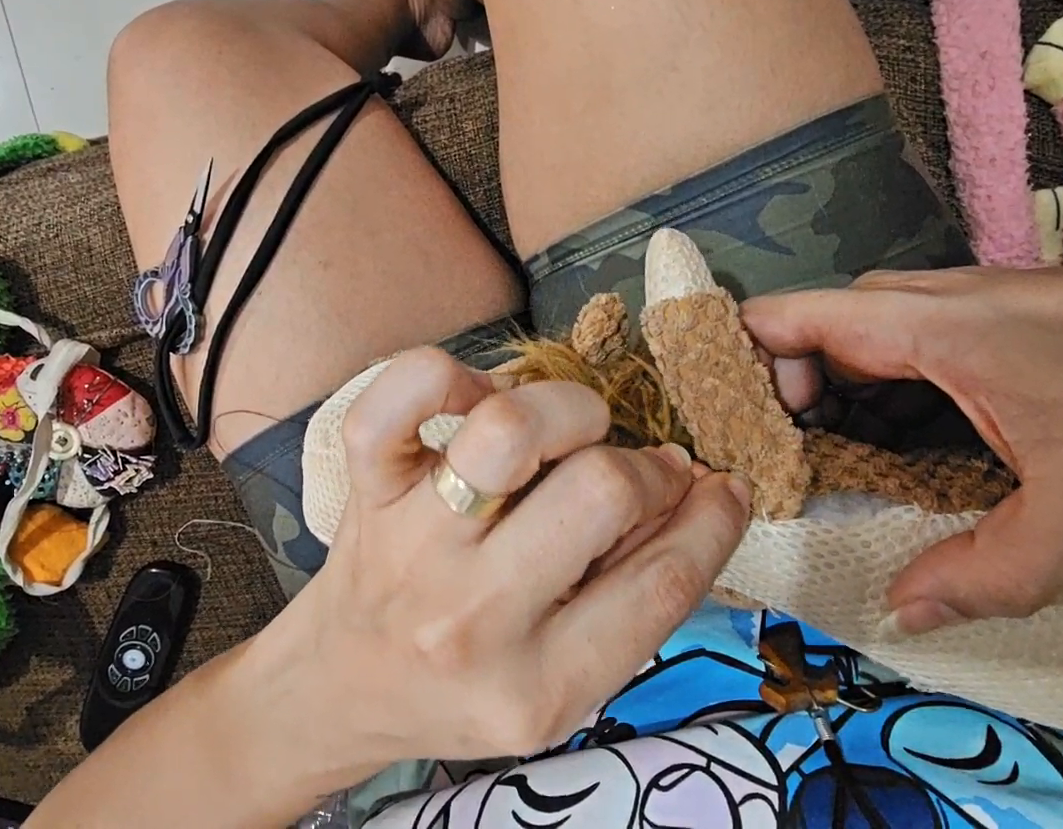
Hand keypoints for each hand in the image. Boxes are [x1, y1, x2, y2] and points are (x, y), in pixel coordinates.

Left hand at [252, 347, 751, 769]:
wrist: (342, 687)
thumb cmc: (462, 688)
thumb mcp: (562, 686)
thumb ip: (633, 595)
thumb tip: (696, 487)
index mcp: (540, 685)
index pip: (661, 584)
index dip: (712, 520)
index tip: (720, 485)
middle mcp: (473, 616)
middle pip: (599, 492)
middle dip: (645, 469)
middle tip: (638, 470)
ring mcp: (412, 544)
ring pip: (511, 428)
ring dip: (567, 410)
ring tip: (571, 430)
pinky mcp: (367, 491)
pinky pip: (396, 403)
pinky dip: (445, 375)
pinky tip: (479, 396)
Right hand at [741, 267, 1062, 636]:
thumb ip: (999, 570)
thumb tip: (899, 609)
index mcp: (916, 323)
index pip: (775, 319)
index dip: (739, 371)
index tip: (746, 440)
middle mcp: (904, 299)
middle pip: (795, 338)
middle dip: (775, 403)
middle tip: (785, 472)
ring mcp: (924, 302)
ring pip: (829, 343)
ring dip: (815, 402)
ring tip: (826, 468)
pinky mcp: (944, 315)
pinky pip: (867, 346)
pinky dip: (853, 393)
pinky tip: (880, 443)